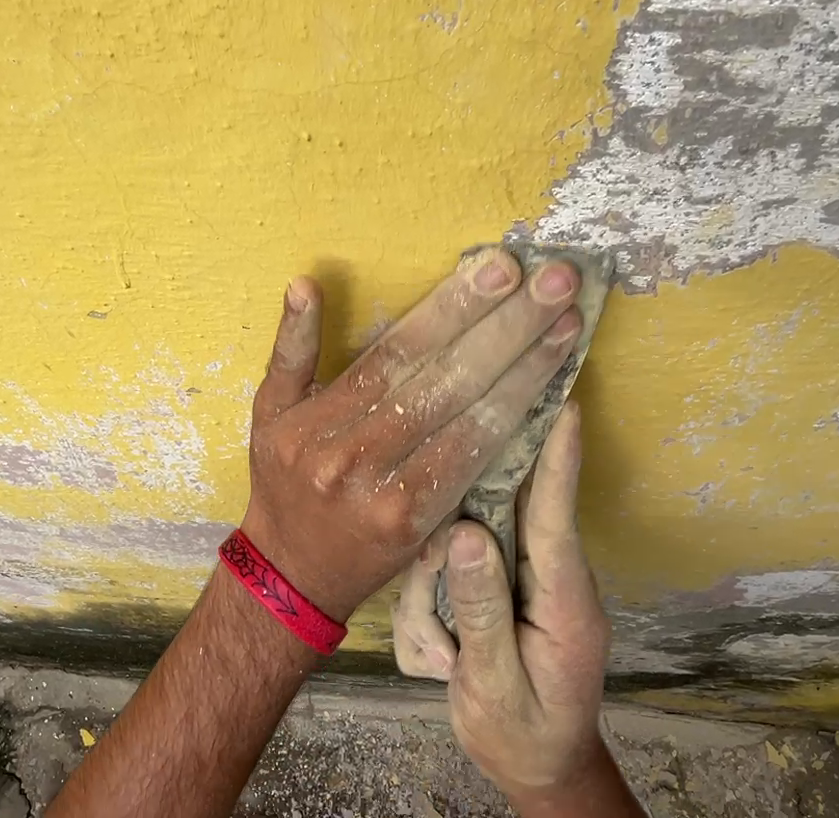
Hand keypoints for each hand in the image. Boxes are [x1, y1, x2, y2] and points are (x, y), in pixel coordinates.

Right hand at [241, 249, 583, 623]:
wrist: (293, 571)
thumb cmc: (284, 478)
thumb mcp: (270, 408)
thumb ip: (292, 347)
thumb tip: (305, 283)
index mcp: (316, 417)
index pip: (396, 352)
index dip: (452, 308)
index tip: (501, 268)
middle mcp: (353, 452)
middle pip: (442, 379)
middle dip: (506, 327)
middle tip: (557, 282)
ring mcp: (390, 493)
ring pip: (470, 420)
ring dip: (527, 370)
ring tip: (568, 323)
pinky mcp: (420, 523)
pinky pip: (475, 463)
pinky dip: (517, 423)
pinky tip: (553, 389)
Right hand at [393, 406, 637, 814]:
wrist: (536, 770)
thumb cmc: (524, 736)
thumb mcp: (495, 686)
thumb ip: (482, 609)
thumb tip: (463, 532)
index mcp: (564, 598)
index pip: (556, 513)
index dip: (556, 454)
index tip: (561, 397)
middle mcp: (547, 575)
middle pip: (501, 514)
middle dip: (458, 532)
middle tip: (440, 565)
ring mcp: (522, 577)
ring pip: (464, 540)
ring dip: (438, 594)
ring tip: (443, 656)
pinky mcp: (497, 582)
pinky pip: (454, 567)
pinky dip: (435, 603)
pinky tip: (441, 654)